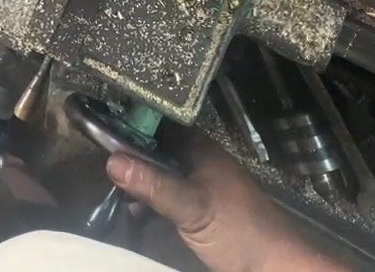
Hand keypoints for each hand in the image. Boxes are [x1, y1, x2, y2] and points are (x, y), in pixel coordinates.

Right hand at [108, 139, 345, 271]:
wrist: (278, 271)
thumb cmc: (240, 231)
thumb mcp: (193, 207)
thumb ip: (153, 184)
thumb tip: (110, 160)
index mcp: (198, 147)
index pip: (156, 119)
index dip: (127, 118)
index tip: (96, 121)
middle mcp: (196, 158)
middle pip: (153, 144)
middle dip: (127, 149)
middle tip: (96, 154)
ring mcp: (197, 183)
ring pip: (157, 168)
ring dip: (136, 175)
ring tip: (109, 183)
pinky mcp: (198, 208)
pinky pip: (164, 191)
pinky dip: (147, 196)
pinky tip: (132, 209)